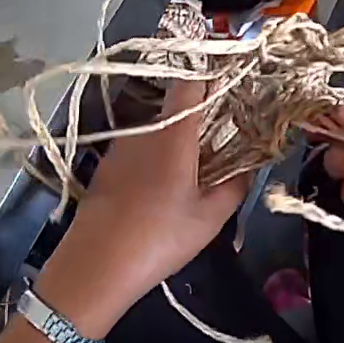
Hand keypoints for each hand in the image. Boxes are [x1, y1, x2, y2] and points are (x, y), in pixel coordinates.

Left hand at [34, 81, 248, 337]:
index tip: (233, 83)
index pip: (191, 83)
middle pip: (175, 105)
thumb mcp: (209, 218)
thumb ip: (235, 186)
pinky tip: (165, 182)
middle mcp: (143, 130)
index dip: (212, 76)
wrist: (95, 266)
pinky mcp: (106, 166)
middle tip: (226, 130)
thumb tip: (248, 168)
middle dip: (202, 111)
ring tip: (199, 160)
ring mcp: (120, 147)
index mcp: (172, 133)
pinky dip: (157, 152)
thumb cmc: (159, 238)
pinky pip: (139, 146)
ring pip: (156, 127)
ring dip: (178, 134)